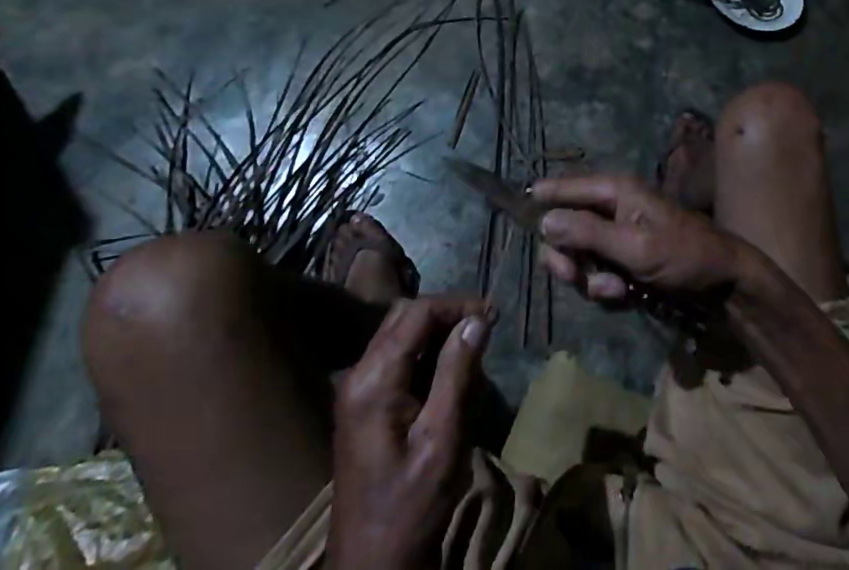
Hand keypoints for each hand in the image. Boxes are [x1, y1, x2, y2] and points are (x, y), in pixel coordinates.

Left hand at [328, 295, 493, 569]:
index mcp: (373, 379)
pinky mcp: (363, 404)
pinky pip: (395, 359)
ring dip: (436, 331)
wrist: (373, 561)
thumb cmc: (411, 505)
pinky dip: (424, 353)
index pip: (415, 314)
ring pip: (398, 334)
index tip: (492, 313)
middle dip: (446, 313)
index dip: (455, 305)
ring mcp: (356, 389)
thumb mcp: (442, 440)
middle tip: (486, 325)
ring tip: (474, 346)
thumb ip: (457, 374)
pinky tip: (451, 372)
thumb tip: (476, 321)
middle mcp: (358, 373)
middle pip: (403, 317)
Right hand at [531, 174, 749, 304]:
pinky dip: (606, 287)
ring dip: (590, 277)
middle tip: (574, 275)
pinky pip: (597, 273)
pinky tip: (626, 295)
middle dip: (567, 256)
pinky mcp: (623, 261)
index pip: (564, 187)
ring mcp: (617, 236)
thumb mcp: (634, 246)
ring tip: (615, 290)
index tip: (514, 210)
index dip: (540, 198)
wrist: (725, 285)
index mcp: (615, 192)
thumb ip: (587, 233)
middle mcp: (611, 209)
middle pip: (565, 228)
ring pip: (578, 256)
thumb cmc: (683, 255)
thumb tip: (543, 220)